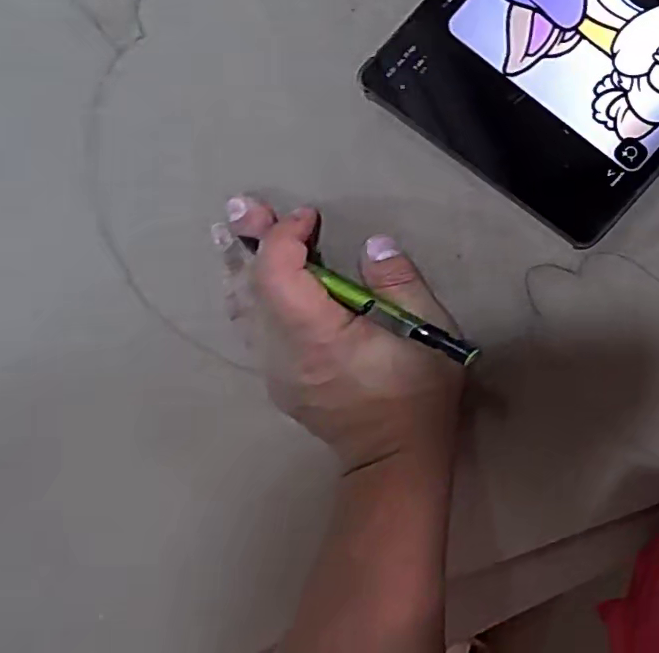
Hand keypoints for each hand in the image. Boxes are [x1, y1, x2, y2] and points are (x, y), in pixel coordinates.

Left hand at [215, 195, 463, 471]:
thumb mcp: (429, 330)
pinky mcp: (281, 380)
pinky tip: (249, 279)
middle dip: (249, 243)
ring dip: (239, 267)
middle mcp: (284, 355)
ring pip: (244, 312)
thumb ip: (401, 283)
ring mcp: (276, 371)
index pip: (281, 278)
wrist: (396, 455)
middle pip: (251, 291)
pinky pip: (254, 329)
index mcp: (320, 339)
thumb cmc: (420, 390)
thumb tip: (375, 244)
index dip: (285, 239)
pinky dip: (251, 293)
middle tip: (240, 204)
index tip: (310, 216)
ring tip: (230, 232)